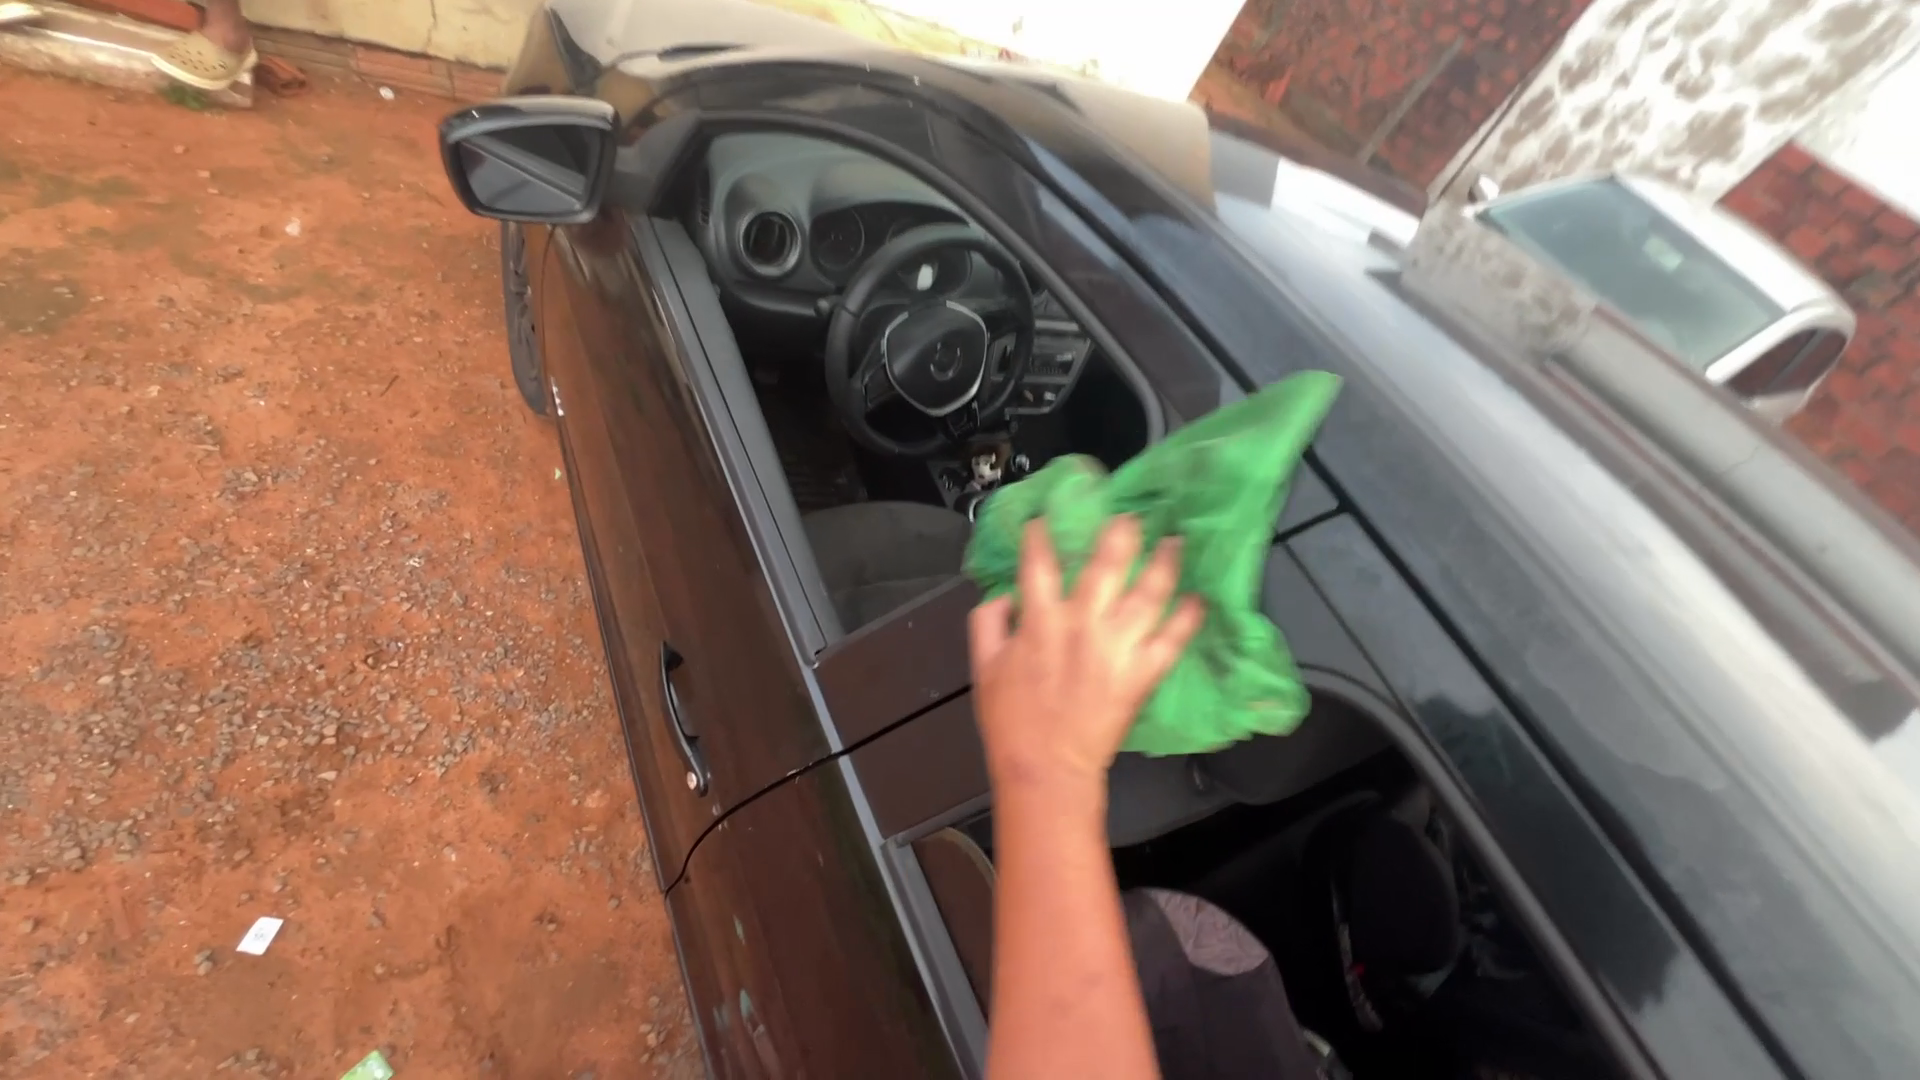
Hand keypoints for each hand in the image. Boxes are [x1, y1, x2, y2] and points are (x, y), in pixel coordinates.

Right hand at [969, 516, 1204, 804]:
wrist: (1045, 768)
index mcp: (1039, 620)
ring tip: (1175, 541)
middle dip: (1121, 532)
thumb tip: (1005, 595)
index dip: (1041, 534)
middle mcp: (1082, 624)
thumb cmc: (1011, 718)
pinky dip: (1188, 618)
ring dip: (1164, 562)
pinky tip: (1199, 598)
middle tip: (1132, 515)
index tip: (1046, 518)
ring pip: (1148, 593)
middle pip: (1107, 563)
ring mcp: (1117, 647)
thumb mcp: (982, 665)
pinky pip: (1172, 639)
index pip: (1040, 562)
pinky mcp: (1141, 673)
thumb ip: (987, 621)